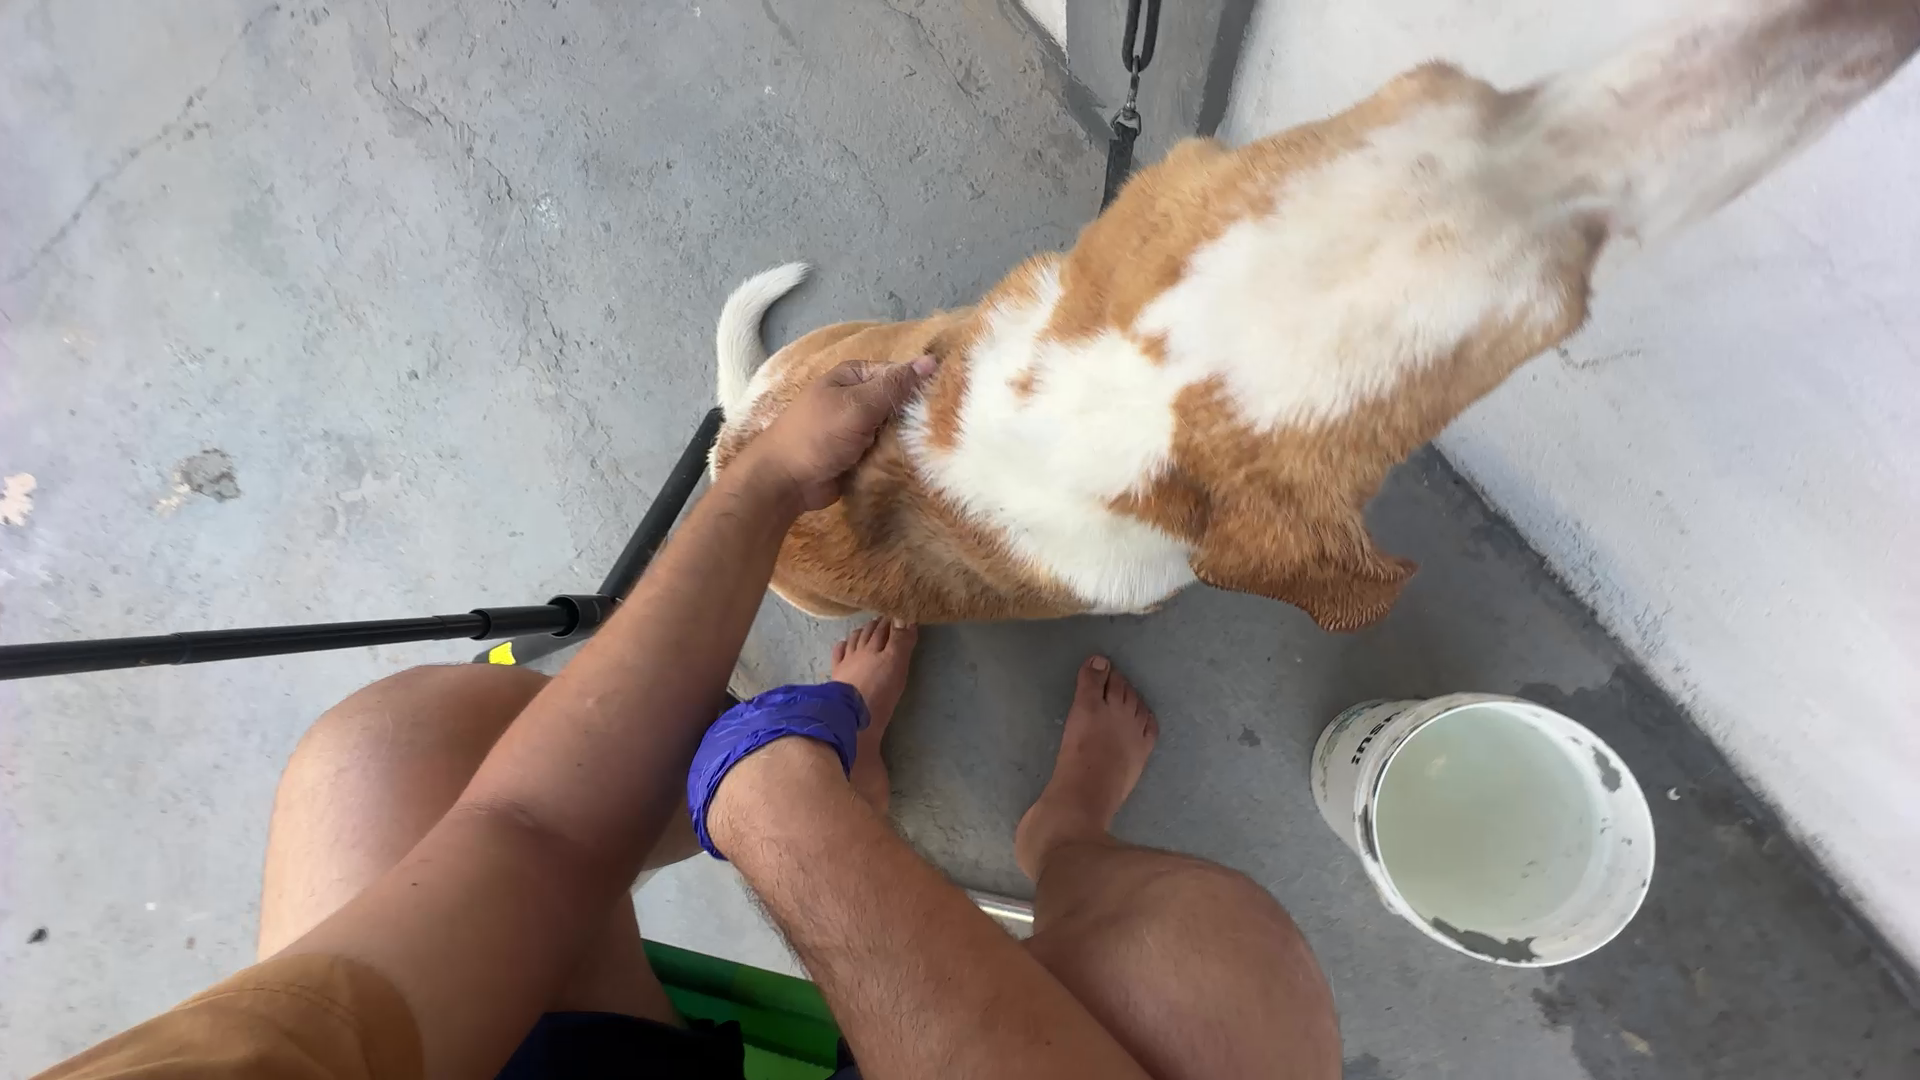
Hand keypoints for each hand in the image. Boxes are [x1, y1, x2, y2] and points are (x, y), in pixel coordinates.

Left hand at [736, 356, 938, 512]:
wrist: (786, 482)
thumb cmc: (818, 435)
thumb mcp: (858, 405)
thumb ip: (894, 386)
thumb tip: (931, 361)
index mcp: (853, 377)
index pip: (898, 375)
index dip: (919, 387)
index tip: (945, 405)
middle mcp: (857, 399)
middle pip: (898, 404)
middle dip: (915, 418)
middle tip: (945, 431)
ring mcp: (858, 429)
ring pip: (895, 431)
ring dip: (908, 441)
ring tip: (936, 450)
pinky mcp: (859, 455)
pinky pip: (886, 452)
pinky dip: (897, 457)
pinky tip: (917, 464)